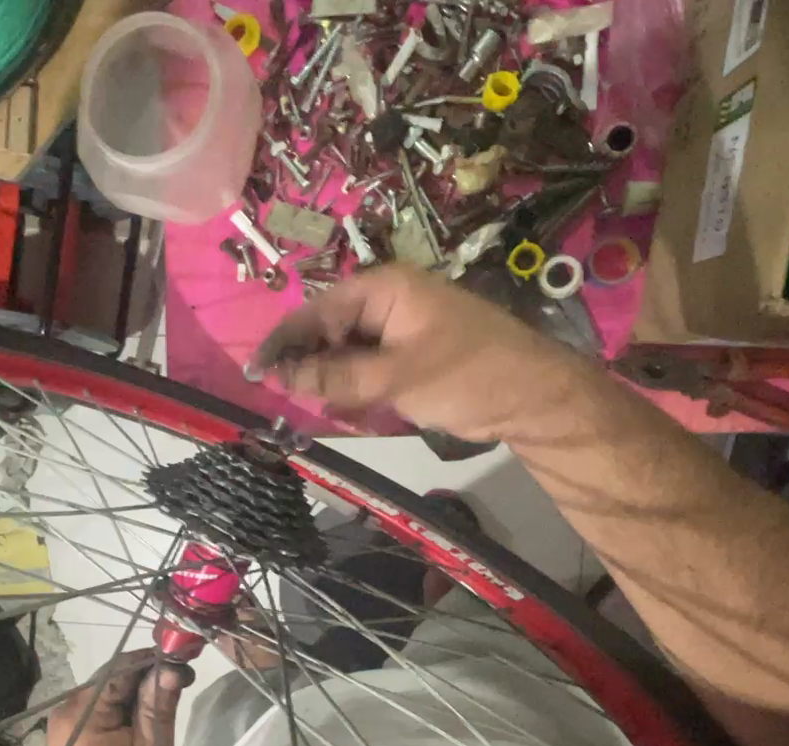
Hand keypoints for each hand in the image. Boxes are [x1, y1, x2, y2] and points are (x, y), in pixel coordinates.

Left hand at [35, 652, 187, 745]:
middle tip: (185, 686)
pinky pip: (100, 715)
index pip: (122, 667)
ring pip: (108, 697)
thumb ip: (158, 711)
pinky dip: (124, 714)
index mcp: (81, 713)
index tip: (189, 664)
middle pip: (113, 679)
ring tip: (170, 706)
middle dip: (149, 678)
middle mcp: (65, 712)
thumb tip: (170, 667)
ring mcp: (64, 729)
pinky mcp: (68, 744)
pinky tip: (145, 726)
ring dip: (138, 697)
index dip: (157, 660)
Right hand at [251, 265, 579, 441]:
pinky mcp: (408, 358)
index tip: (255, 373)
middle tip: (288, 400)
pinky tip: (349, 413)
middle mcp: (387, 303)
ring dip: (330, 384)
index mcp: (384, 289)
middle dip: (307, 367)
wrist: (534, 399)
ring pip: (344, 356)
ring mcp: (398, 331)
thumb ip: (334, 377)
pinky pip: (366, 372)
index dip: (283, 343)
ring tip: (323, 410)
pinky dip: (353, 392)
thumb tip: (278, 376)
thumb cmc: (467, 375)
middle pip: (327, 333)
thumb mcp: (394, 377)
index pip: (316, 312)